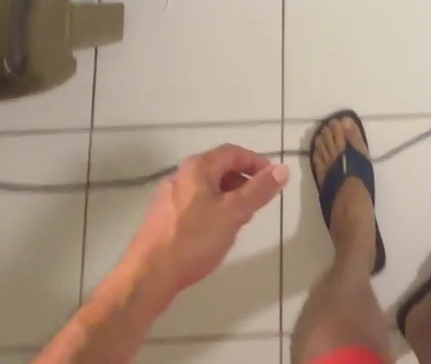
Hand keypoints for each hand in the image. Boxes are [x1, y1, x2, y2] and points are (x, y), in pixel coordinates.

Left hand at [123, 145, 289, 299]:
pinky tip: (215, 233)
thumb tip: (283, 169)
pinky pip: (193, 204)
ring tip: (241, 218)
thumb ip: (259, 190)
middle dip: (242, 180)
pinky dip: (211, 209)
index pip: (233, 152)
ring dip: (227, 196)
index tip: (272, 177)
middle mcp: (181, 175)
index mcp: (198, 167)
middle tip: (259, 199)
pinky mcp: (161, 219)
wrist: (147, 277)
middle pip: (218, 168)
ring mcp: (168, 197)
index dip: (255, 161)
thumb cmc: (194, 239)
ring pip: (206, 188)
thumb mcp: (234, 213)